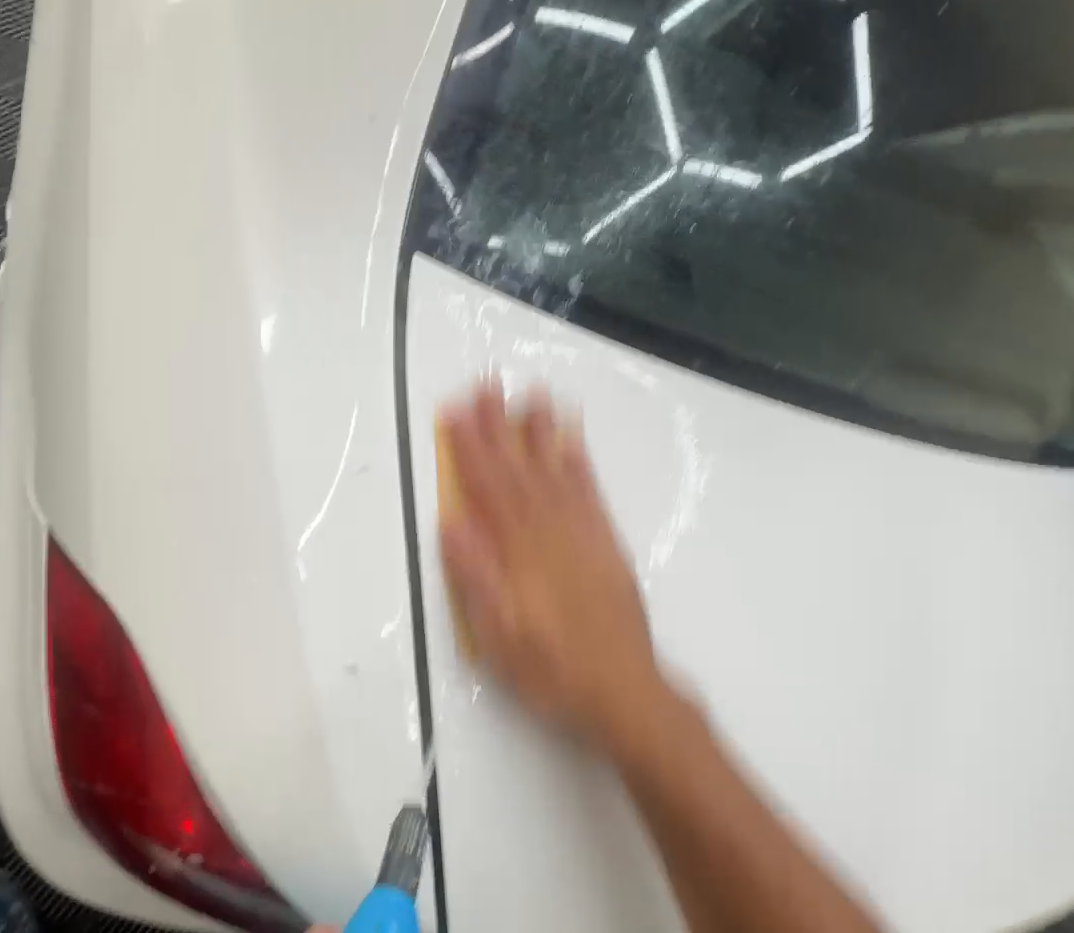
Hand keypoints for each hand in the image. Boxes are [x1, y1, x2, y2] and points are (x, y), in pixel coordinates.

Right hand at [439, 381, 664, 752]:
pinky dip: (579, 460)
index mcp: (518, 550)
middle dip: (499, 423)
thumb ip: (474, 576)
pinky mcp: (606, 542)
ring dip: (540, 430)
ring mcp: (582, 532)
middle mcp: (550, 530)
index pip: (486, 486)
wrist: (624, 691)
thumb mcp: (498, 635)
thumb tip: (449, 521)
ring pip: (555, 469)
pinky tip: (571, 438)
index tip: (454, 410)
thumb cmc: (551, 668)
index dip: (468, 446)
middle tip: (487, 381)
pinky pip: (590, 490)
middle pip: (519, 467)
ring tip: (530, 392)